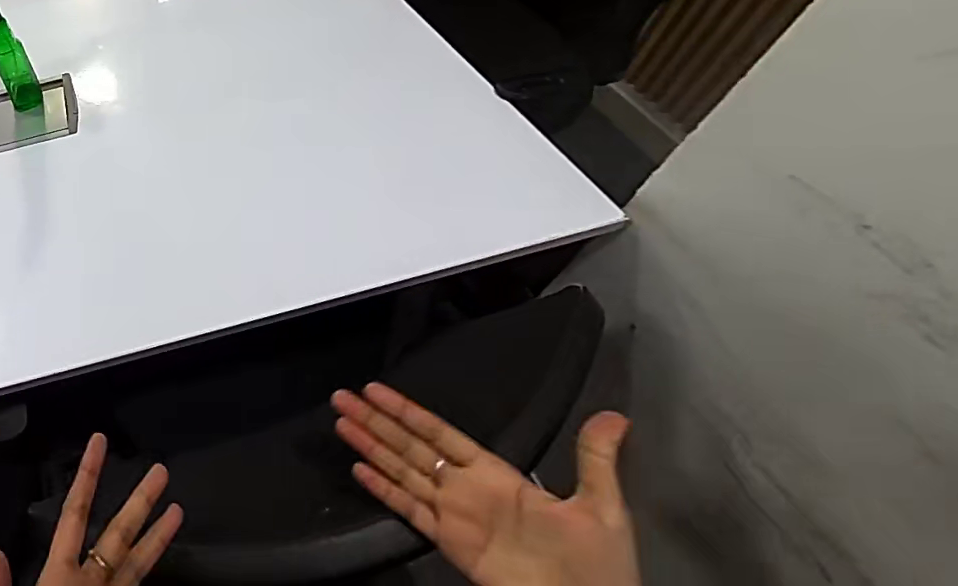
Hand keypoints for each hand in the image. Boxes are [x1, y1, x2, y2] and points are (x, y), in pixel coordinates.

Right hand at [0, 433, 182, 585]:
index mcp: (61, 578)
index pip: (74, 514)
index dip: (87, 475)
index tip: (99, 444)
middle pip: (119, 534)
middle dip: (140, 501)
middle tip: (161, 473)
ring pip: (139, 565)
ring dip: (159, 536)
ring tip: (178, 510)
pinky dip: (151, 574)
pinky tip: (160, 562)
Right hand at [332, 384, 639, 585]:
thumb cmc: (601, 570)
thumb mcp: (602, 510)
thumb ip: (595, 459)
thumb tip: (615, 417)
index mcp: (494, 474)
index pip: (439, 433)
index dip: (406, 410)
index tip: (376, 389)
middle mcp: (466, 489)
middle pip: (410, 446)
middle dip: (376, 421)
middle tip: (343, 398)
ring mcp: (455, 516)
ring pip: (402, 472)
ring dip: (371, 446)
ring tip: (342, 424)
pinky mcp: (451, 545)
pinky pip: (411, 512)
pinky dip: (384, 491)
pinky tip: (362, 471)